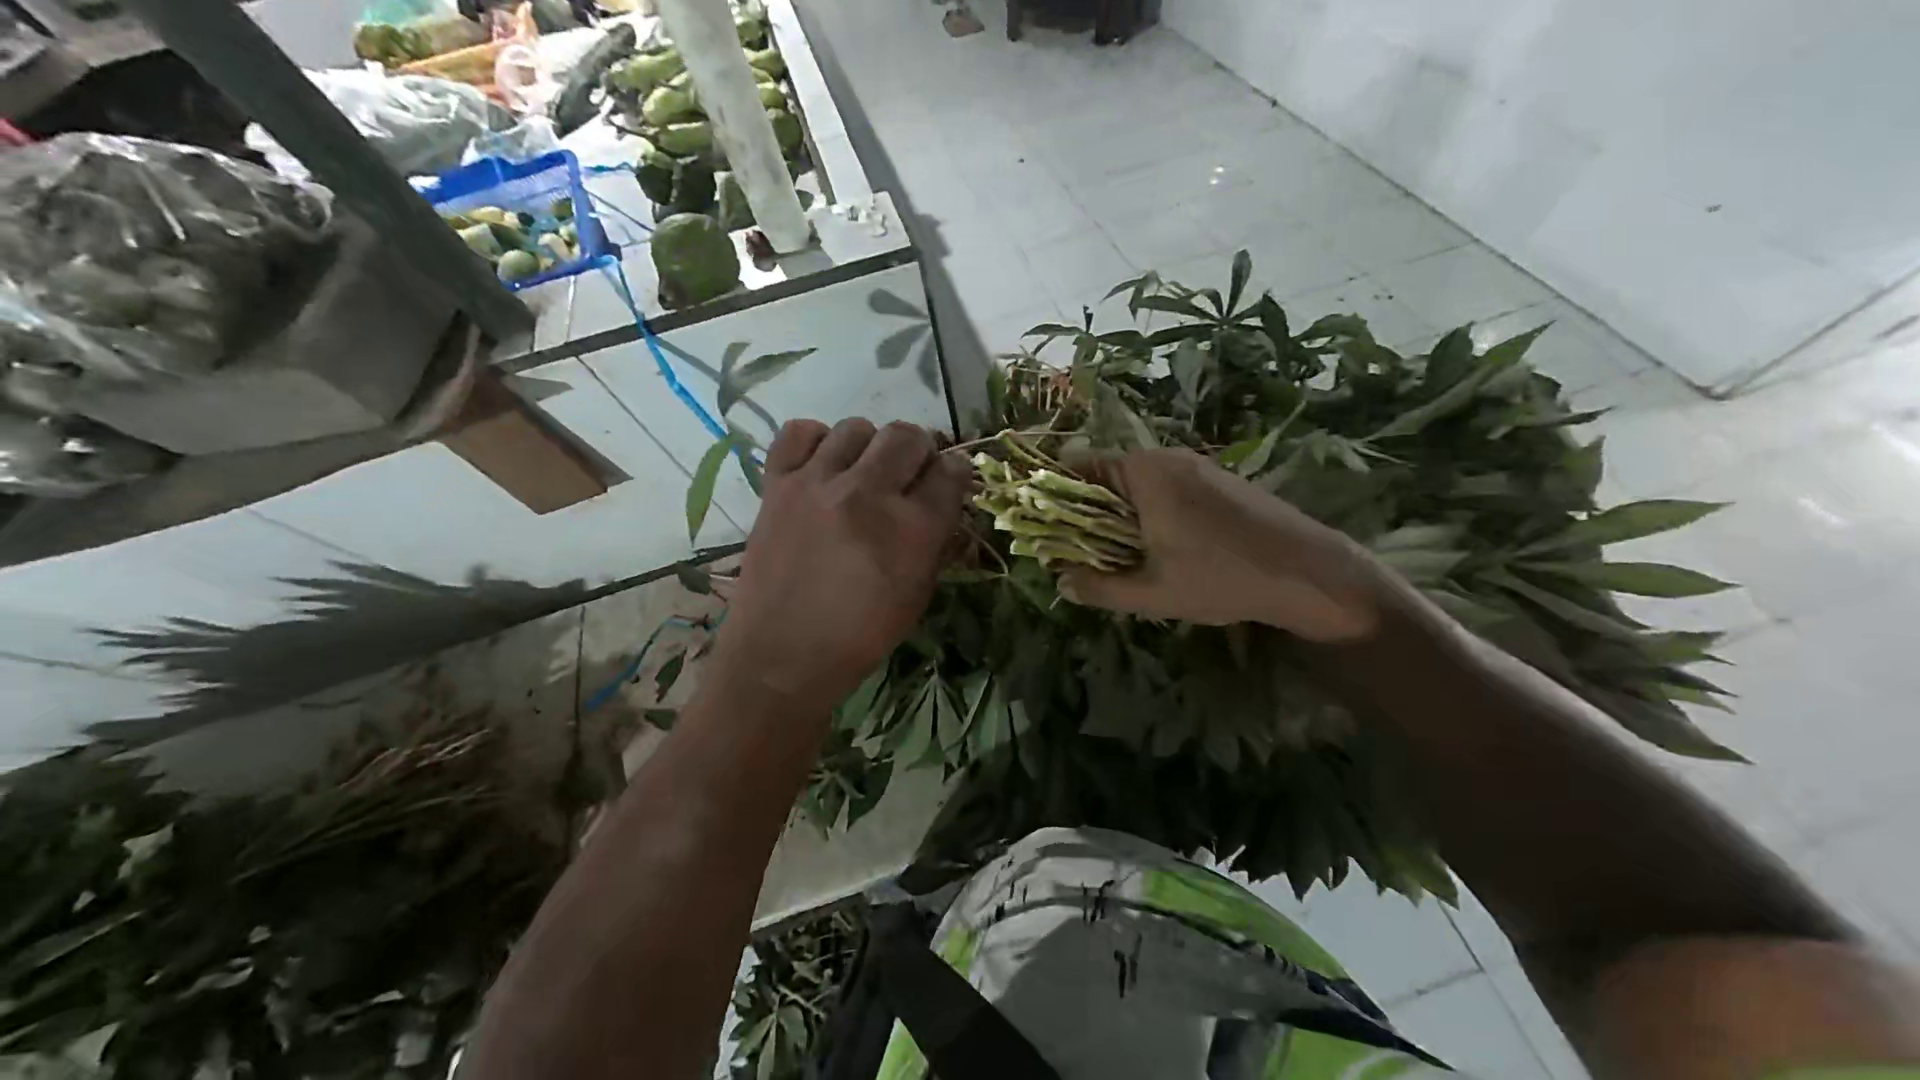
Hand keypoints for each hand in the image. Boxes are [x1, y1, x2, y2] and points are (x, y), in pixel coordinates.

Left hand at [712, 418, 969, 712]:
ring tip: (862, 473)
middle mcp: (867, 494)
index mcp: (912, 528)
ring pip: (856, 428)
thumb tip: (944, 505)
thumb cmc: (860, 635)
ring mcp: (817, 484)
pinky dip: (815, 442)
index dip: (955, 473)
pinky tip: (820, 467)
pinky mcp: (777, 485)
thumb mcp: (918, 595)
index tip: (949, 481)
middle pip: (906, 436)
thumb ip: (937, 542)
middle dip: (918, 451)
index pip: (950, 472)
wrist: (783, 654)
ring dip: (869, 447)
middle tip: (909, 475)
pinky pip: (798, 433)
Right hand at [1057, 448, 1390, 642]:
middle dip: (1088, 513)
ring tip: (1121, 558)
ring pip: (1137, 484)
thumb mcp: (1153, 592)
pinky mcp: (1218, 480)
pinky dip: (1149, 513)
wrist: (1312, 574)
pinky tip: (1163, 549)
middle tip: (1083, 554)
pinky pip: (1165, 489)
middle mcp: (1167, 458)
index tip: (1047, 531)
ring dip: (1120, 516)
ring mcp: (1197, 466)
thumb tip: (1060, 581)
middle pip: (1106, 476)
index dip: (1055, 497)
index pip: (1077, 467)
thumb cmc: (1224, 578)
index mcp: (1143, 473)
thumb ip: (1099, 588)